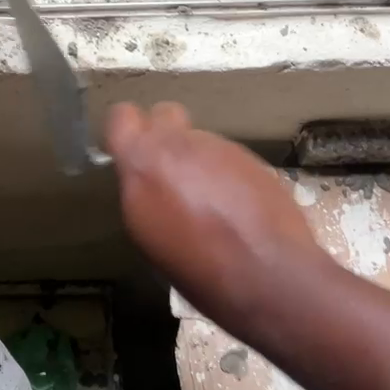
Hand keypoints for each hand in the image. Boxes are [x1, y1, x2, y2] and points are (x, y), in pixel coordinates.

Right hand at [105, 102, 329, 334]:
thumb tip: (147, 180)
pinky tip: (238, 210)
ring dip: (198, 162)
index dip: (126, 132)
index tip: (133, 156)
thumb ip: (141, 190)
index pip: (122, 116)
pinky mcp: (251, 156)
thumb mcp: (146, 233)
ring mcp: (219, 145)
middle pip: (164, 114)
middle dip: (164, 135)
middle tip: (170, 174)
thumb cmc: (195, 268)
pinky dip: (226, 176)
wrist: (267, 275)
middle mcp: (179, 142)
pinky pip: (227, 157)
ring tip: (212, 205)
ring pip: (198, 139)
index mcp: (144, 160)